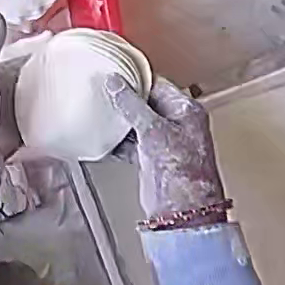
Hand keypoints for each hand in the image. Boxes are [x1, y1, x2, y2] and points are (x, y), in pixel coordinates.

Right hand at [105, 76, 229, 227]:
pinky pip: (131, 142)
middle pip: (146, 102)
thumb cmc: (181, 170)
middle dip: (125, 98)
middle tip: (102, 90)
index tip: (114, 73)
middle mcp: (177, 123)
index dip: (136, 78)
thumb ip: (132, 105)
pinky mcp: (151, 157)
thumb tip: (115, 83)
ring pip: (137, 122)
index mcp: (186, 110)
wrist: (181, 210)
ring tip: (99, 110)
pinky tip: (103, 136)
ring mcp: (164, 141)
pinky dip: (117, 140)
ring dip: (119, 119)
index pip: (158, 84)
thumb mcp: (153, 130)